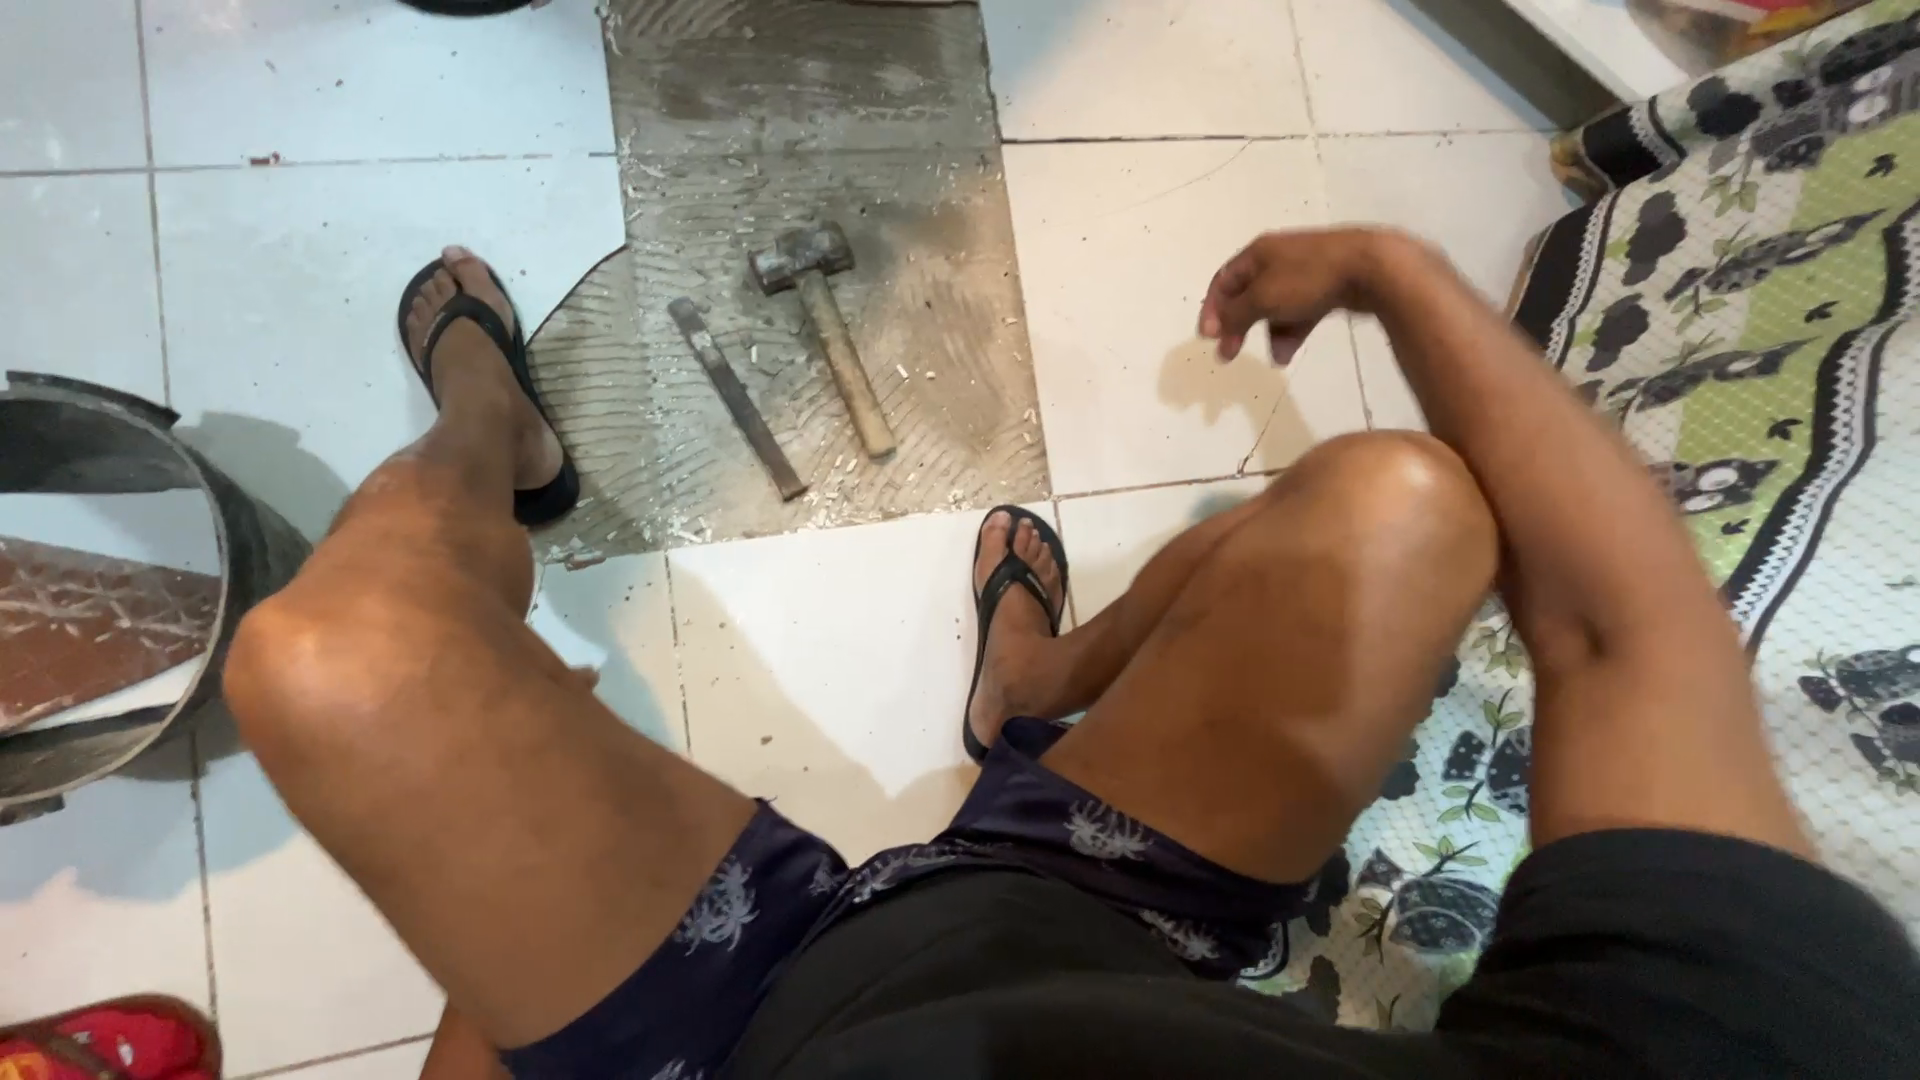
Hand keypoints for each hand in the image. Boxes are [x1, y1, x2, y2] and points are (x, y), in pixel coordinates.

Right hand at [1198, 228, 1399, 362]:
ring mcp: (1302, 273)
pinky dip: (1290, 333)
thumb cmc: (1308, 279)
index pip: (1222, 282)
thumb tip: (1217, 326)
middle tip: (1227, 355)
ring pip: (1272, 308)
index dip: (1212, 310)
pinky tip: (1288, 353)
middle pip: (1245, 298)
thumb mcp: (1262, 298)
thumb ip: (1234, 314)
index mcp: (1257, 254)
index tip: (1209, 338)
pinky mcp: (1324, 287)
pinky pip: (1297, 313)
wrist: (1372, 268)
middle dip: (1236, 328)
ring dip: (1266, 334)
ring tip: (1273, 357)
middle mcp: (1276, 260)